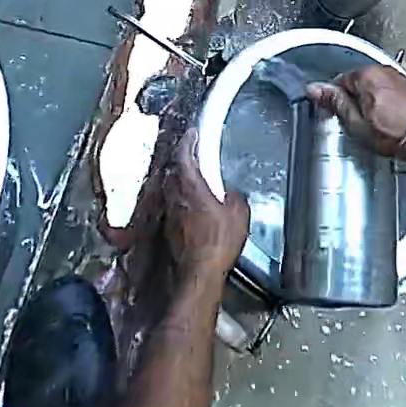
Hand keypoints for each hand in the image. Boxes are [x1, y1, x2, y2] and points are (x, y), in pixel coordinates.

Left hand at [162, 131, 247, 292]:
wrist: (200, 272)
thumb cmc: (218, 242)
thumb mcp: (238, 214)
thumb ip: (235, 196)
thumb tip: (232, 193)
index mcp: (191, 186)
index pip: (184, 155)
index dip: (188, 142)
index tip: (192, 134)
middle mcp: (175, 196)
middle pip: (175, 171)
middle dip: (185, 163)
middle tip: (197, 160)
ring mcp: (169, 212)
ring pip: (172, 189)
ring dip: (182, 184)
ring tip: (197, 186)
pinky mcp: (167, 228)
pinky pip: (173, 207)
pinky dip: (181, 204)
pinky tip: (193, 212)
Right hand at [306, 65, 405, 157]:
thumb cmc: (396, 134)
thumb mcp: (356, 123)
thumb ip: (335, 102)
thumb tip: (315, 89)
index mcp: (365, 75)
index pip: (340, 81)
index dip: (338, 99)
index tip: (340, 112)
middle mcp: (384, 70)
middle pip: (360, 81)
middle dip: (358, 98)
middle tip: (360, 121)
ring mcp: (402, 77)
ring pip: (379, 85)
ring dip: (376, 99)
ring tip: (379, 122)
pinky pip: (396, 90)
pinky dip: (393, 101)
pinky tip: (394, 119)